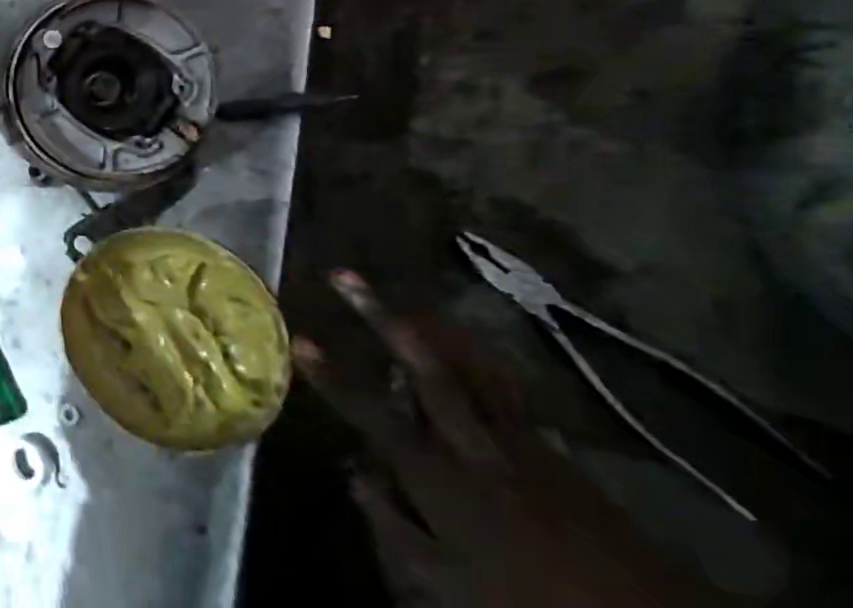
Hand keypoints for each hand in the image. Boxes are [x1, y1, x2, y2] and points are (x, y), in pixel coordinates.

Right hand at [293, 270, 732, 607]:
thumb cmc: (526, 601)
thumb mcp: (447, 586)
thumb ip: (394, 529)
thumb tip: (357, 476)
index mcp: (440, 476)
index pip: (372, 414)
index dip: (333, 376)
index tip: (301, 338)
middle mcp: (474, 443)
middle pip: (423, 368)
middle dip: (380, 317)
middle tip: (346, 277)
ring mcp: (518, 440)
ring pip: (471, 366)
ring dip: (434, 326)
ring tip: (407, 298)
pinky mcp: (552, 449)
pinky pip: (506, 388)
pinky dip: (482, 360)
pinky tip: (473, 349)